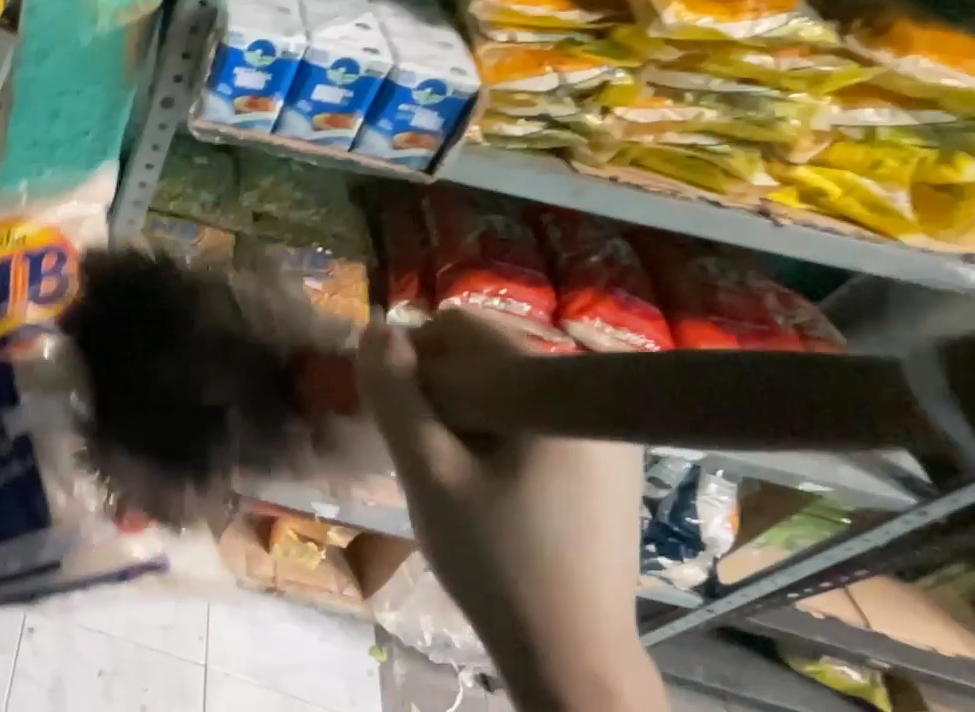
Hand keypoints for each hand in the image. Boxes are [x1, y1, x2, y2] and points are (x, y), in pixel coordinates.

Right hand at [358, 312, 663, 711]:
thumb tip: (377, 328)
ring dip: (463, 411)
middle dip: (439, 387)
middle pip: (489, 355)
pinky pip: (534, 420)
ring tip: (444, 466)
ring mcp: (607, 436)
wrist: (570, 658)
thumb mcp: (427, 471)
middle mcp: (592, 400)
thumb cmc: (494, 560)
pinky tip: (483, 482)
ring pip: (507, 388)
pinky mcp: (608, 469)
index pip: (465, 328)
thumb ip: (396, 394)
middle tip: (416, 444)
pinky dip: (495, 432)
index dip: (414, 354)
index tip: (393, 407)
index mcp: (556, 393)